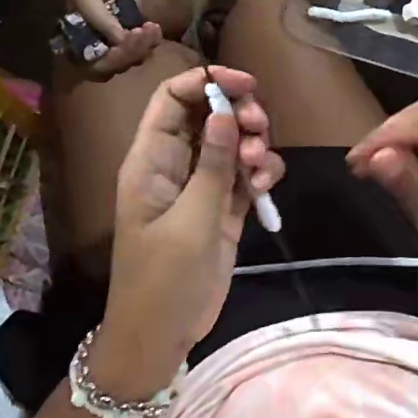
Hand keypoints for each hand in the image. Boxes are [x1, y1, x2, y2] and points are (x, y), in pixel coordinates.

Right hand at [68, 0, 161, 78]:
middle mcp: (95, 46)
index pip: (94, 67)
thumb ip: (100, 20)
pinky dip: (152, 41)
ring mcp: (115, 41)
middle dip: (132, 52)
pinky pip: (144, 47)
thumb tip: (120, 42)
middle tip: (142, 31)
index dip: (113, 60)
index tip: (126, 39)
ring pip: (133, 59)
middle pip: (116, 66)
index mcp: (77, 42)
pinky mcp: (132, 33)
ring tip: (150, 26)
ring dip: (144, 46)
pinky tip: (154, 26)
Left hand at [101, 67, 283, 384]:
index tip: (246, 84)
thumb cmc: (164, 278)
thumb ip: (212, 164)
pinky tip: (266, 189)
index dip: (207, 82)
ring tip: (260, 171)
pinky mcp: (223, 209)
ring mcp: (201, 187)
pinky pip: (245, 175)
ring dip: (254, 146)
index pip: (172, 98)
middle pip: (209, 115)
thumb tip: (224, 111)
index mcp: (151, 159)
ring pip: (232, 143)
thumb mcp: (192, 219)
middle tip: (260, 132)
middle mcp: (176, 164)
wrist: (161, 335)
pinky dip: (261, 174)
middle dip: (240, 115)